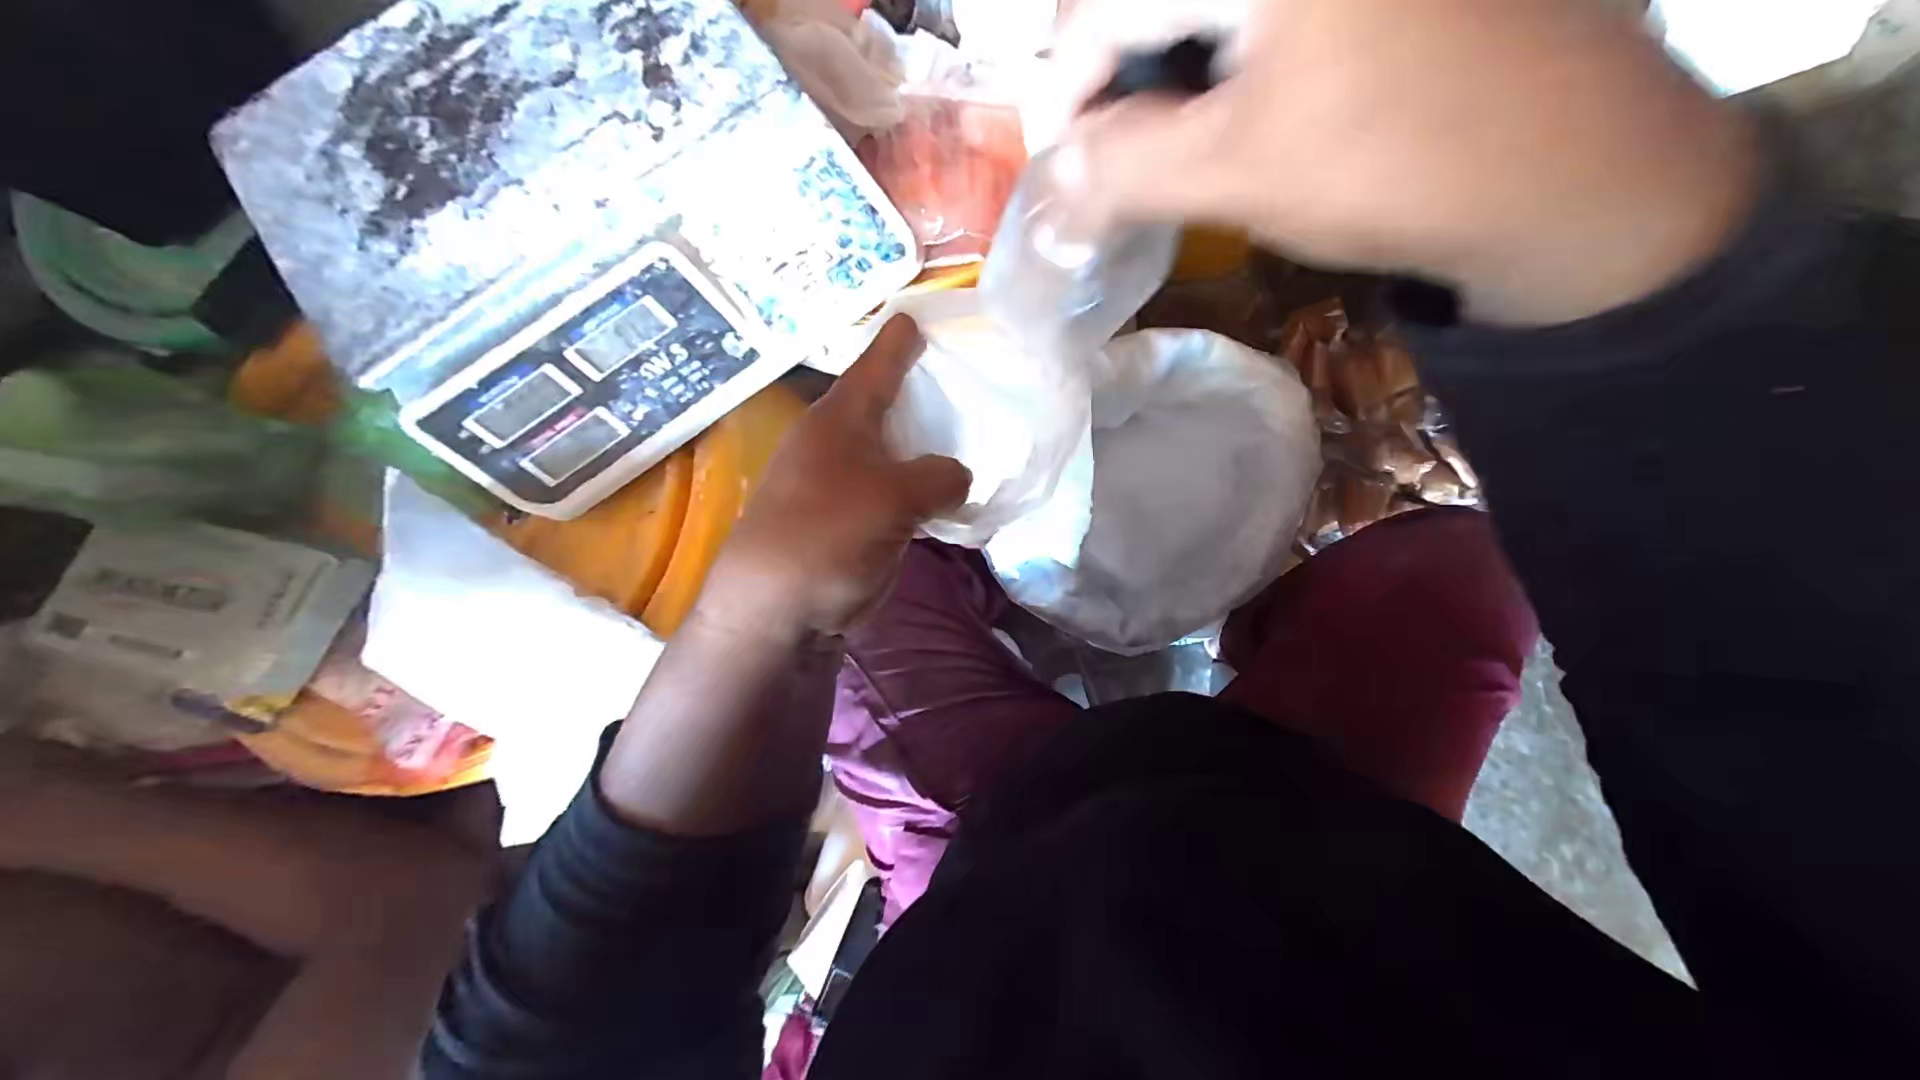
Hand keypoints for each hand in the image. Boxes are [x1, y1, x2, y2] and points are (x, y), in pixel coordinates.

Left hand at [695, 316, 970, 636]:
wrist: (775, 611)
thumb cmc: (828, 535)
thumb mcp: (894, 497)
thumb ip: (939, 477)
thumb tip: (958, 478)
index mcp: (839, 418)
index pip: (876, 364)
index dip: (900, 340)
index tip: (918, 314)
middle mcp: (836, 443)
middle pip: (884, 407)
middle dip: (920, 395)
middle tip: (966, 383)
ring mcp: (838, 485)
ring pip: (892, 454)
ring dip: (923, 450)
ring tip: (967, 441)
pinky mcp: (844, 524)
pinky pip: (892, 495)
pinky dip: (918, 493)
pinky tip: (945, 500)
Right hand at [1048, 0, 1759, 324]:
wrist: (1573, 175)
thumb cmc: (1397, 166)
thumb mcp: (1238, 172)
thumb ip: (1122, 168)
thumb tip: (1047, 176)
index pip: (1109, 0)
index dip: (1067, 83)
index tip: (1059, 160)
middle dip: (1115, 68)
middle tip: (1104, 150)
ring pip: (1203, 5)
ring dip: (1166, 64)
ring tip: (1160, 135)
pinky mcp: (1363, 2)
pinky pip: (1255, 19)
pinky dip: (1221, 54)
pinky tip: (1224, 103)